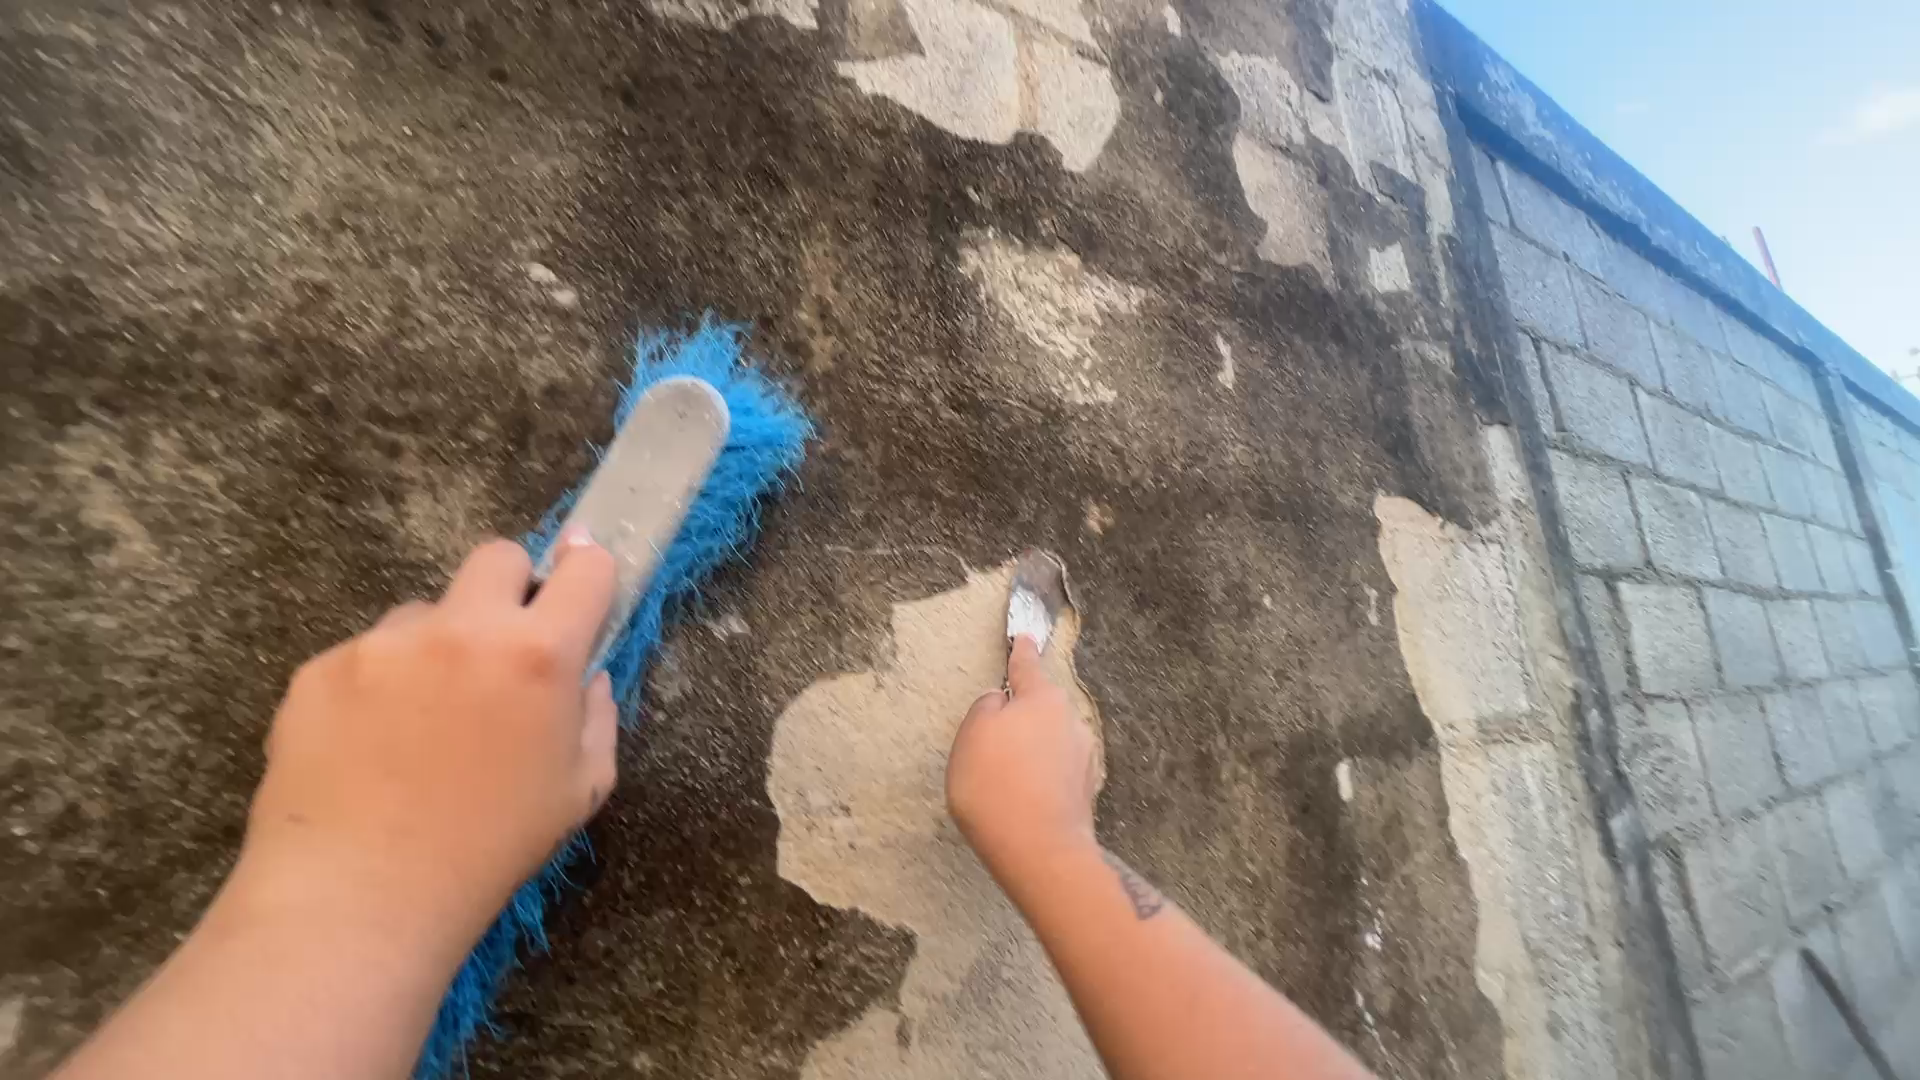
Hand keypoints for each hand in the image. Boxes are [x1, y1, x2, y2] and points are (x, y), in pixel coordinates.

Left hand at [232, 533, 619, 952]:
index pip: (585, 568)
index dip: (591, 571)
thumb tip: (584, 675)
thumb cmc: (495, 845)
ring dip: (443, 642)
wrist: (360, 900)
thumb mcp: (586, 785)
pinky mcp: (321, 668)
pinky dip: (386, 678)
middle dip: (514, 587)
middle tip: (504, 647)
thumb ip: (598, 713)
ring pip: (429, 610)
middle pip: (499, 556)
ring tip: (426, 715)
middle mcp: (465, 630)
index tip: (583, 590)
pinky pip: (371, 650)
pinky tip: (376, 739)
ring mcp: (385, 644)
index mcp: (540, 654)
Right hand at [947, 636, 1099, 881]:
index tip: (1025, 636)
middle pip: (1040, 708)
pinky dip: (1040, 778)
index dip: (1021, 651)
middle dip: (1021, 717)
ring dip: (1031, 751)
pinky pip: (1055, 773)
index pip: (1027, 666)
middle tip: (992, 743)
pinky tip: (1022, 799)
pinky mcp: (1085, 791)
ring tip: (1003, 781)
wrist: (1039, 851)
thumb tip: (1002, 703)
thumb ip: (986, 709)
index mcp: (1043, 699)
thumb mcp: (971, 735)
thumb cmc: (995, 785)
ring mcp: (1083, 757)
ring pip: (1049, 742)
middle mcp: (1070, 721)